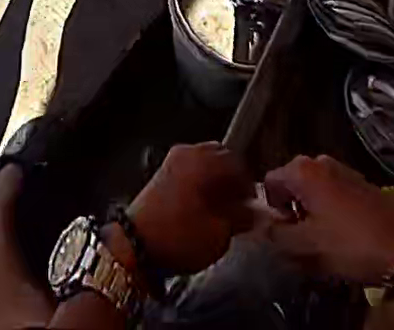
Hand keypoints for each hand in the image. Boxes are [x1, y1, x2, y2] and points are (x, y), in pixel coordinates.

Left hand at [124, 142, 253, 274]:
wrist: (138, 240)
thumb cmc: (181, 234)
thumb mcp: (220, 230)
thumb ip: (242, 216)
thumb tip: (254, 211)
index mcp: (200, 161)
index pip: (235, 160)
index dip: (248, 183)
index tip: (254, 204)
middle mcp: (185, 153)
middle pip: (219, 155)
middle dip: (233, 177)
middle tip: (242, 204)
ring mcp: (172, 160)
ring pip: (204, 160)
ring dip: (218, 178)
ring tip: (225, 207)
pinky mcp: (164, 172)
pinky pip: (191, 168)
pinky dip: (203, 180)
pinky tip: (207, 204)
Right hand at [259, 155, 393, 283]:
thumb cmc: (352, 246)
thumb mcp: (306, 247)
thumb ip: (276, 233)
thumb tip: (262, 225)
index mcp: (301, 170)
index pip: (269, 183)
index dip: (273, 209)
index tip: (286, 232)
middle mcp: (320, 162)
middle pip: (293, 183)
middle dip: (294, 208)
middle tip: (305, 235)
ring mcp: (346, 171)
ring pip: (316, 188)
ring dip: (316, 208)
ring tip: (328, 236)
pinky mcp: (367, 185)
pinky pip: (338, 192)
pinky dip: (336, 208)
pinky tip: (348, 232)